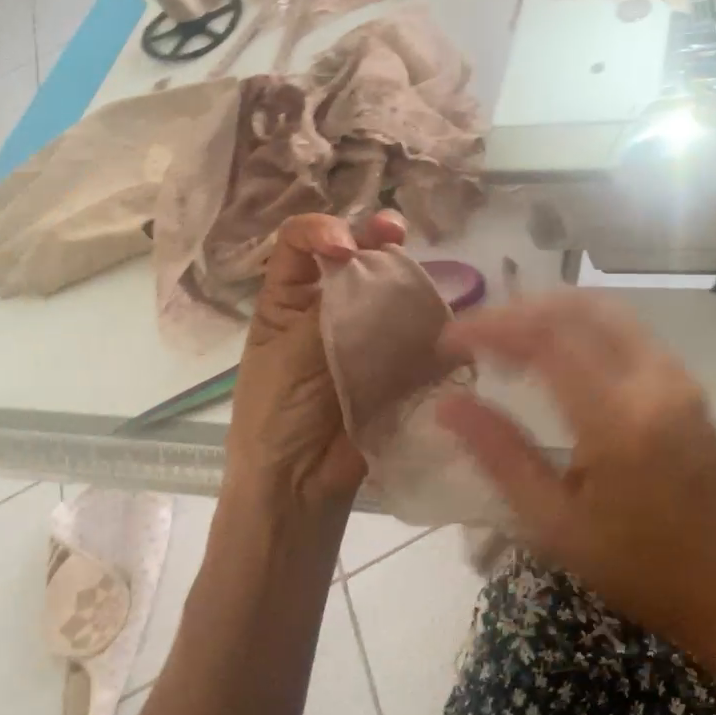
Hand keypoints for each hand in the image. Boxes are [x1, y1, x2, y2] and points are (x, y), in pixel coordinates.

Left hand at [225, 211, 407, 514]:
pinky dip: (429, 321)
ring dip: (406, 277)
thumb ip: (330, 305)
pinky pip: (415, 333)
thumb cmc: (276, 415)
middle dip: (375, 238)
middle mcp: (328, 309)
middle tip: (395, 231)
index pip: (301, 243)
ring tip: (423, 280)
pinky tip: (440, 318)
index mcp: (288, 300)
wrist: (301, 483)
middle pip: (355, 259)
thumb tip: (373, 264)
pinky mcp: (396, 363)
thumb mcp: (288, 351)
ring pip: (390, 291)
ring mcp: (366, 335)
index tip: (344, 249)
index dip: (322, 231)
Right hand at [436, 292, 715, 649]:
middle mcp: (655, 381)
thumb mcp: (557, 526)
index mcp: (619, 420)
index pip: (546, 339)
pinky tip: (557, 357)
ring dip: (554, 313)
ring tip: (506, 341)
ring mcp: (678, 379)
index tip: (447, 341)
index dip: (490, 326)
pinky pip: (630, 334)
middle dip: (521, 309)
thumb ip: (501, 457)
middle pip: (581, 307)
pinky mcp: (688, 387)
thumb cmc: (640, 570)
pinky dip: (585, 329)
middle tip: (475, 334)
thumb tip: (448, 406)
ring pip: (609, 313)